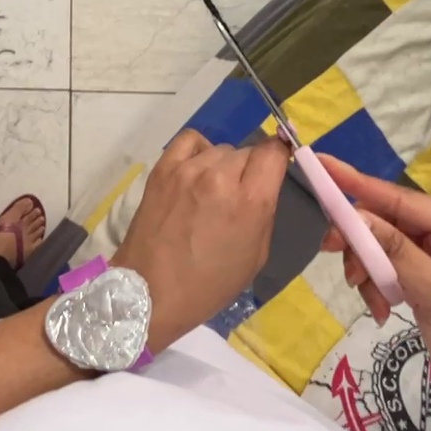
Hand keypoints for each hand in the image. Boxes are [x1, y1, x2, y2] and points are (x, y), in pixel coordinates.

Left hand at [110, 130, 289, 350]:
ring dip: (223, 164)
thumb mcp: (256, 255)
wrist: (151, 290)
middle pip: (247, 151)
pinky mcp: (162, 168)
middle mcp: (219, 176)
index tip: (274, 170)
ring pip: (219, 148)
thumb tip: (264, 184)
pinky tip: (196, 170)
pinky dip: (198, 151)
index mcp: (249, 201)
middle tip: (240, 193)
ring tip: (214, 189)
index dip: (279, 158)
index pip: (273, 153)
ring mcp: (187, 169)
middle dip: (250, 168)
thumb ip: (263, 211)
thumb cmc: (210, 284)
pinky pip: (189, 141)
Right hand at [320, 156, 430, 419]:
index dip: (357, 182)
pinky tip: (382, 310)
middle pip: (387, 221)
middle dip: (360, 240)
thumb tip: (355, 214)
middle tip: (332, 256)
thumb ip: (397, 252)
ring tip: (372, 300)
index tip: (319, 163)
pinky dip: (377, 286)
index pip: (401, 199)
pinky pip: (388, 270)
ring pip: (382, 246)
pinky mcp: (429, 283)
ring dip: (367, 269)